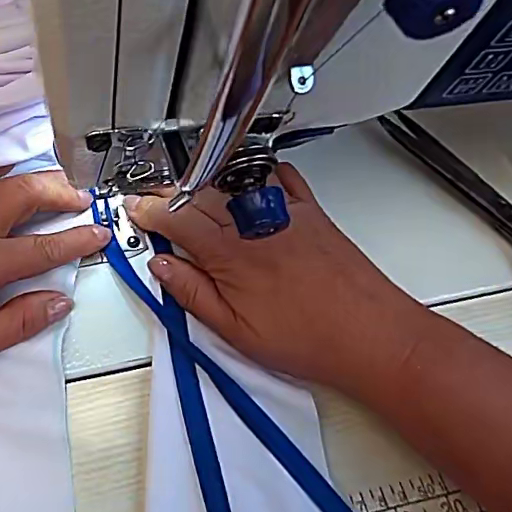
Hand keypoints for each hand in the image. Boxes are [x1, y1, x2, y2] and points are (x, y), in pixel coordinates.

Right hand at [126, 164, 430, 398]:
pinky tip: (250, 179)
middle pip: (199, 195)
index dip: (149, 211)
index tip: (136, 209)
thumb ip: (193, 294)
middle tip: (155, 203)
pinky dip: (259, 173)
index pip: (176, 219)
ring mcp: (284, 214)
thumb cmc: (311, 339)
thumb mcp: (237, 331)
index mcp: (231, 254)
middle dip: (170, 195)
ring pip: (233, 182)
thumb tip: (162, 267)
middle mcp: (254, 224)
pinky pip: (280, 178)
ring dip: (206, 183)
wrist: (375, 337)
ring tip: (192, 194)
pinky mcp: (311, 213)